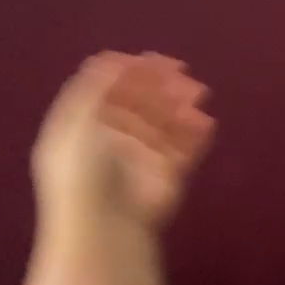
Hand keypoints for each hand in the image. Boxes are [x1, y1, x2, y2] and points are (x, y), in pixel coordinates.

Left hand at [32, 51, 215, 234]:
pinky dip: (196, 134)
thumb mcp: (78, 122)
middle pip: (141, 103)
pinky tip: (205, 123)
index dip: (129, 73)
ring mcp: (141, 157)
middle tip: (183, 73)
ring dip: (183, 105)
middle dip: (162, 86)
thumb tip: (112, 58)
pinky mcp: (166, 174)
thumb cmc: (84, 172)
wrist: (106, 227)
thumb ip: (95, 88)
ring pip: (166, 122)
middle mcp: (112, 139)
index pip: (108, 91)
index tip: (153, 59)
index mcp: (84, 126)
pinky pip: (185, 147)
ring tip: (198, 95)